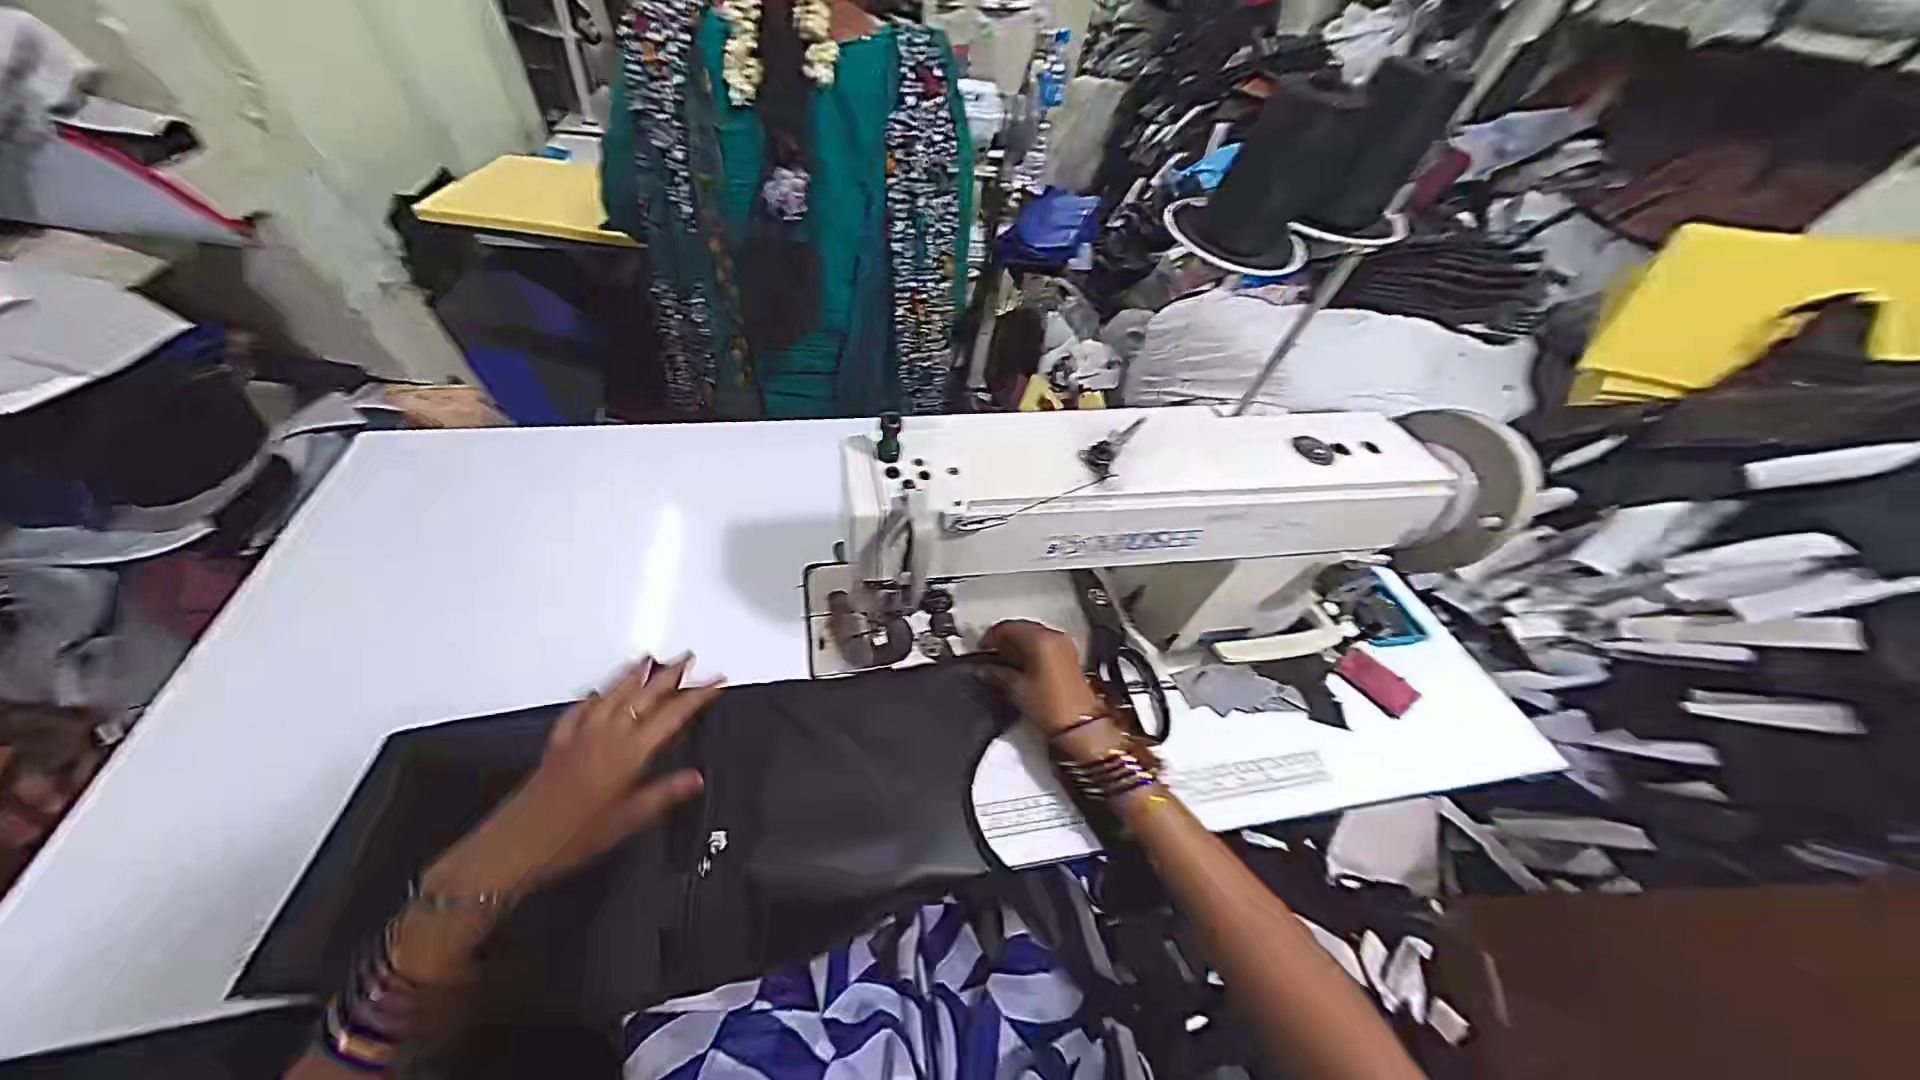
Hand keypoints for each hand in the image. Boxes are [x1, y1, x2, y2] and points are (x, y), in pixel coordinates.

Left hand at [422, 655, 721, 899]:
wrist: (516, 846)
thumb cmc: (573, 838)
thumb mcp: (630, 819)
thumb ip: (664, 793)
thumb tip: (695, 778)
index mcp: (629, 752)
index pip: (673, 714)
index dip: (698, 696)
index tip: (716, 682)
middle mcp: (606, 735)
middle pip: (645, 695)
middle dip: (670, 674)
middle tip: (688, 658)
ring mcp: (580, 735)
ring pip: (612, 694)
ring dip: (634, 675)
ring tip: (648, 661)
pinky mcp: (558, 744)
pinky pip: (579, 711)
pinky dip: (592, 698)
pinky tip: (595, 694)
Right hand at [980, 620, 1133, 762]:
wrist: (1080, 724)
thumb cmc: (1052, 708)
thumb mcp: (1017, 690)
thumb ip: (996, 674)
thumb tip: (983, 669)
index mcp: (1039, 640)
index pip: (1007, 628)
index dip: (991, 638)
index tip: (982, 648)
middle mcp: (1053, 636)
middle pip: (1021, 628)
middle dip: (1004, 638)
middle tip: (990, 653)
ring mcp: (1064, 644)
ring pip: (1033, 633)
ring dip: (1017, 643)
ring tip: (1003, 659)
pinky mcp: (1070, 654)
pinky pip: (1044, 642)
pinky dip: (1030, 648)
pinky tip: (1022, 663)